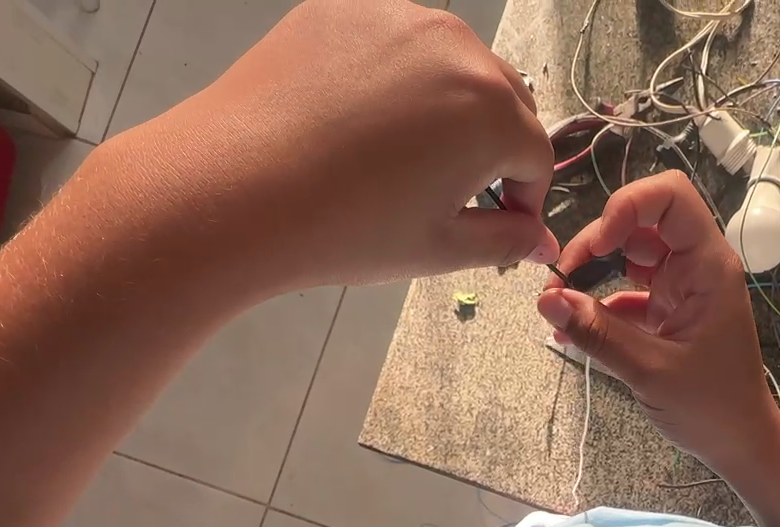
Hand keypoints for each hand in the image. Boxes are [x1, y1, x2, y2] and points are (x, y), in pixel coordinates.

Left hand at [89, 0, 556, 297]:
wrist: (237, 189)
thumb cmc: (352, 230)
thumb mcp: (443, 249)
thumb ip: (507, 240)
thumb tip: (542, 243)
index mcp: (491, 113)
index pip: (536, 155)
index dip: (526, 199)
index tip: (501, 228)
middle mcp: (457, 49)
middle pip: (507, 100)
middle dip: (500, 149)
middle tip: (463, 193)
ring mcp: (399, 17)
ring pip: (458, 65)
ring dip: (459, 110)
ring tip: (416, 157)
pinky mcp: (346, 8)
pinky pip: (403, 44)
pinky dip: (407, 81)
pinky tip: (370, 123)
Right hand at [536, 172, 779, 473]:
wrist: (740, 444)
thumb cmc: (710, 408)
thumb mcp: (650, 370)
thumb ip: (598, 333)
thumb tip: (546, 299)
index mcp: (707, 266)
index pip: (669, 198)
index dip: (626, 205)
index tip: (594, 246)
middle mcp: (695, 268)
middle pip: (640, 224)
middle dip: (596, 244)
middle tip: (561, 283)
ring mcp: (681, 291)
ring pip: (630, 258)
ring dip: (592, 275)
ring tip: (558, 306)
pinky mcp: (668, 316)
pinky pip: (628, 296)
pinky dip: (600, 309)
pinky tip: (570, 330)